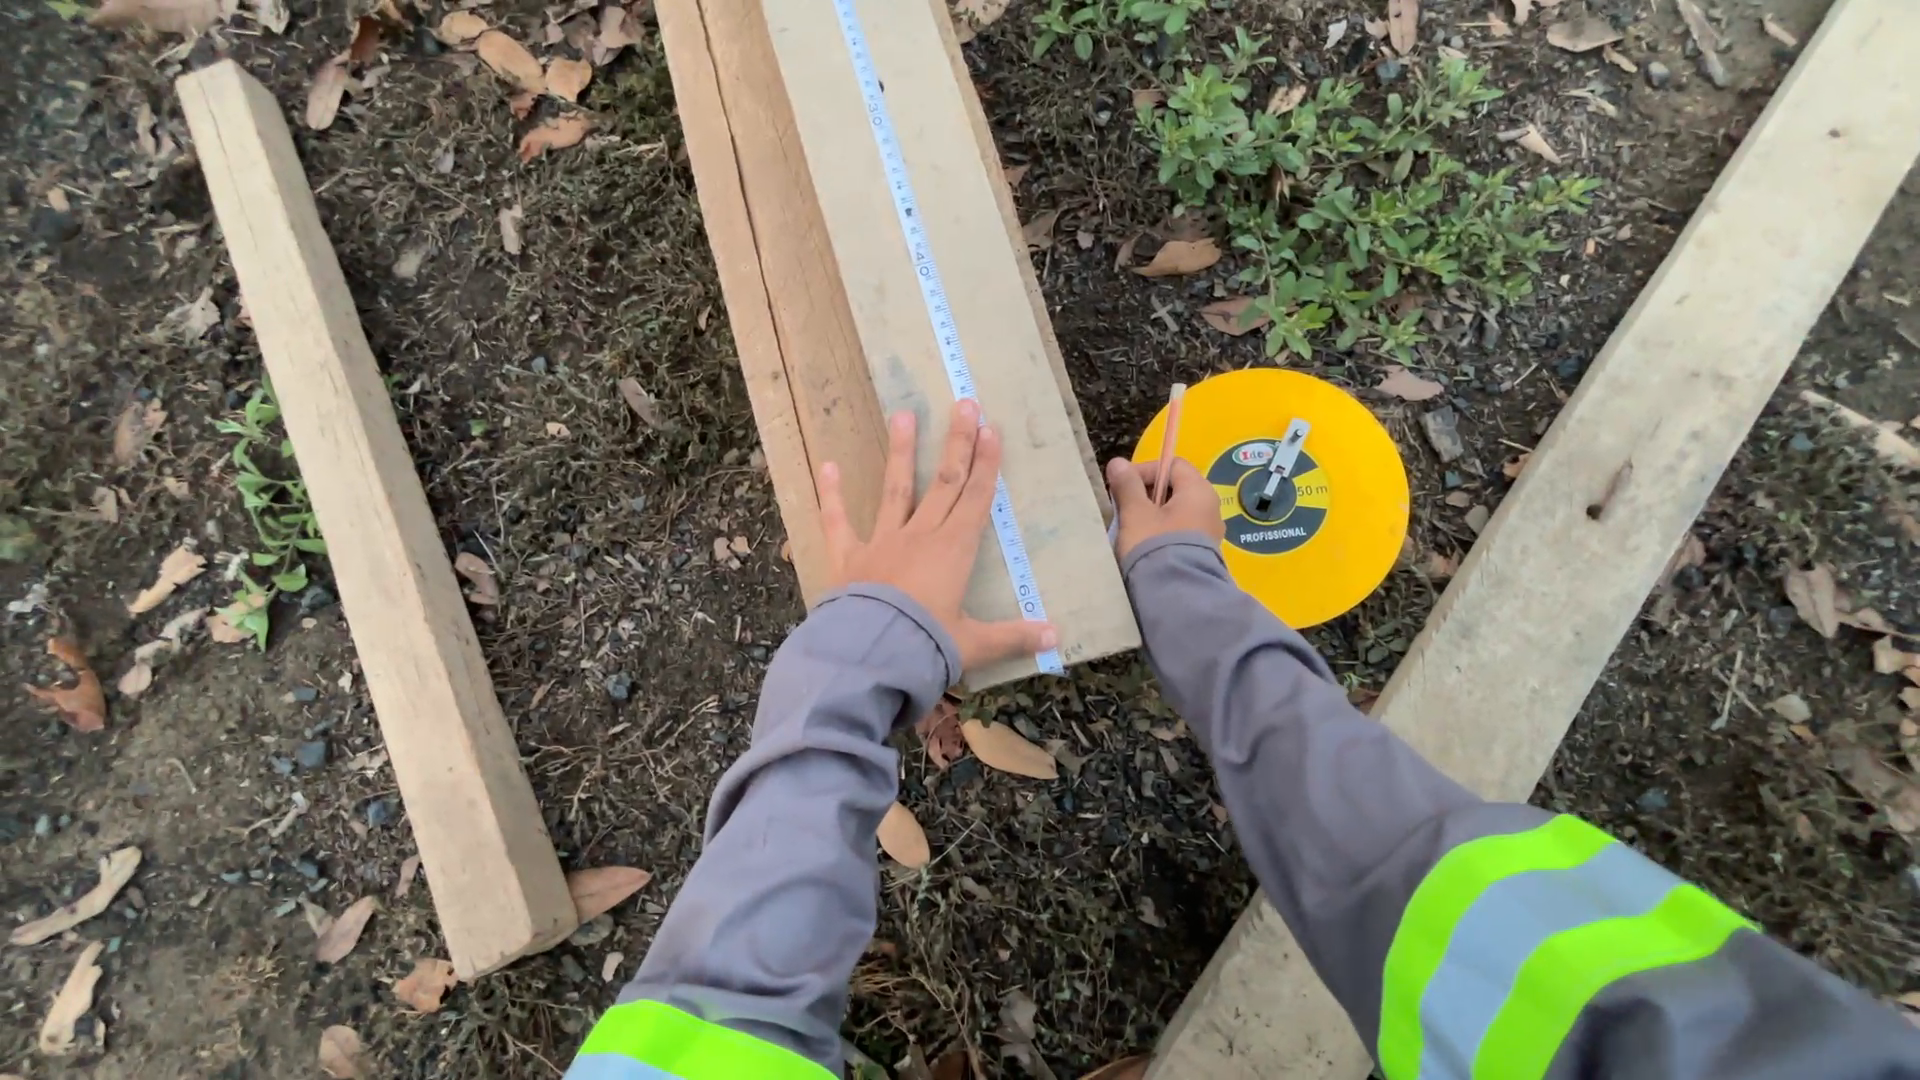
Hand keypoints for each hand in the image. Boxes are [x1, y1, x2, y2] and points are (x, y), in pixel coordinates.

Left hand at [818, 401, 1057, 672]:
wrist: (870, 656)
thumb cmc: (926, 647)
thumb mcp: (975, 644)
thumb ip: (1014, 637)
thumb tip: (1056, 636)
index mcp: (954, 551)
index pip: (976, 499)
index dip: (986, 464)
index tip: (991, 429)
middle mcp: (921, 536)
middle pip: (944, 482)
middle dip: (957, 443)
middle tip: (964, 404)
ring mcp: (882, 542)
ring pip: (896, 489)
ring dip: (902, 452)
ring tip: (904, 415)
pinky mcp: (849, 557)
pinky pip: (838, 521)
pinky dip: (831, 494)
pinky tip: (826, 465)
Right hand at [1106, 456, 1223, 559]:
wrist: (1176, 594)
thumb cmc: (1155, 545)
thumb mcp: (1135, 513)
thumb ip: (1127, 486)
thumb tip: (1118, 462)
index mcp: (1198, 491)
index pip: (1173, 465)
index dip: (1146, 470)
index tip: (1124, 486)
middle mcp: (1210, 508)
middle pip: (1176, 489)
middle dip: (1147, 495)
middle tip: (1125, 508)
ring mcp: (1209, 533)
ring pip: (1177, 513)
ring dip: (1153, 516)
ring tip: (1132, 529)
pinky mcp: (1203, 553)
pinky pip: (1180, 533)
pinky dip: (1162, 533)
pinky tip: (1146, 546)